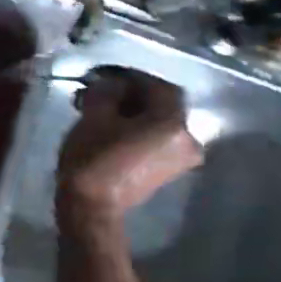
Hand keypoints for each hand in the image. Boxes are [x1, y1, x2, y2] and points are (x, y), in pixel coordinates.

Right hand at [57, 67, 201, 230]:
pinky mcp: (170, 170)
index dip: (134, 77)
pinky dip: (140, 129)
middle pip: (164, 105)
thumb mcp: (94, 115)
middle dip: (134, 95)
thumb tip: (114, 83)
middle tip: (104, 92)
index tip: (109, 75)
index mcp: (172, 122)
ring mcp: (182, 157)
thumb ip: (108, 91)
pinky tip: (115, 128)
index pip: (159, 86)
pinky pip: (159, 139)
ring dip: (135, 113)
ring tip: (105, 111)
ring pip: (160, 123)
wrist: (92, 206)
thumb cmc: (93, 158)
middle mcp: (188, 138)